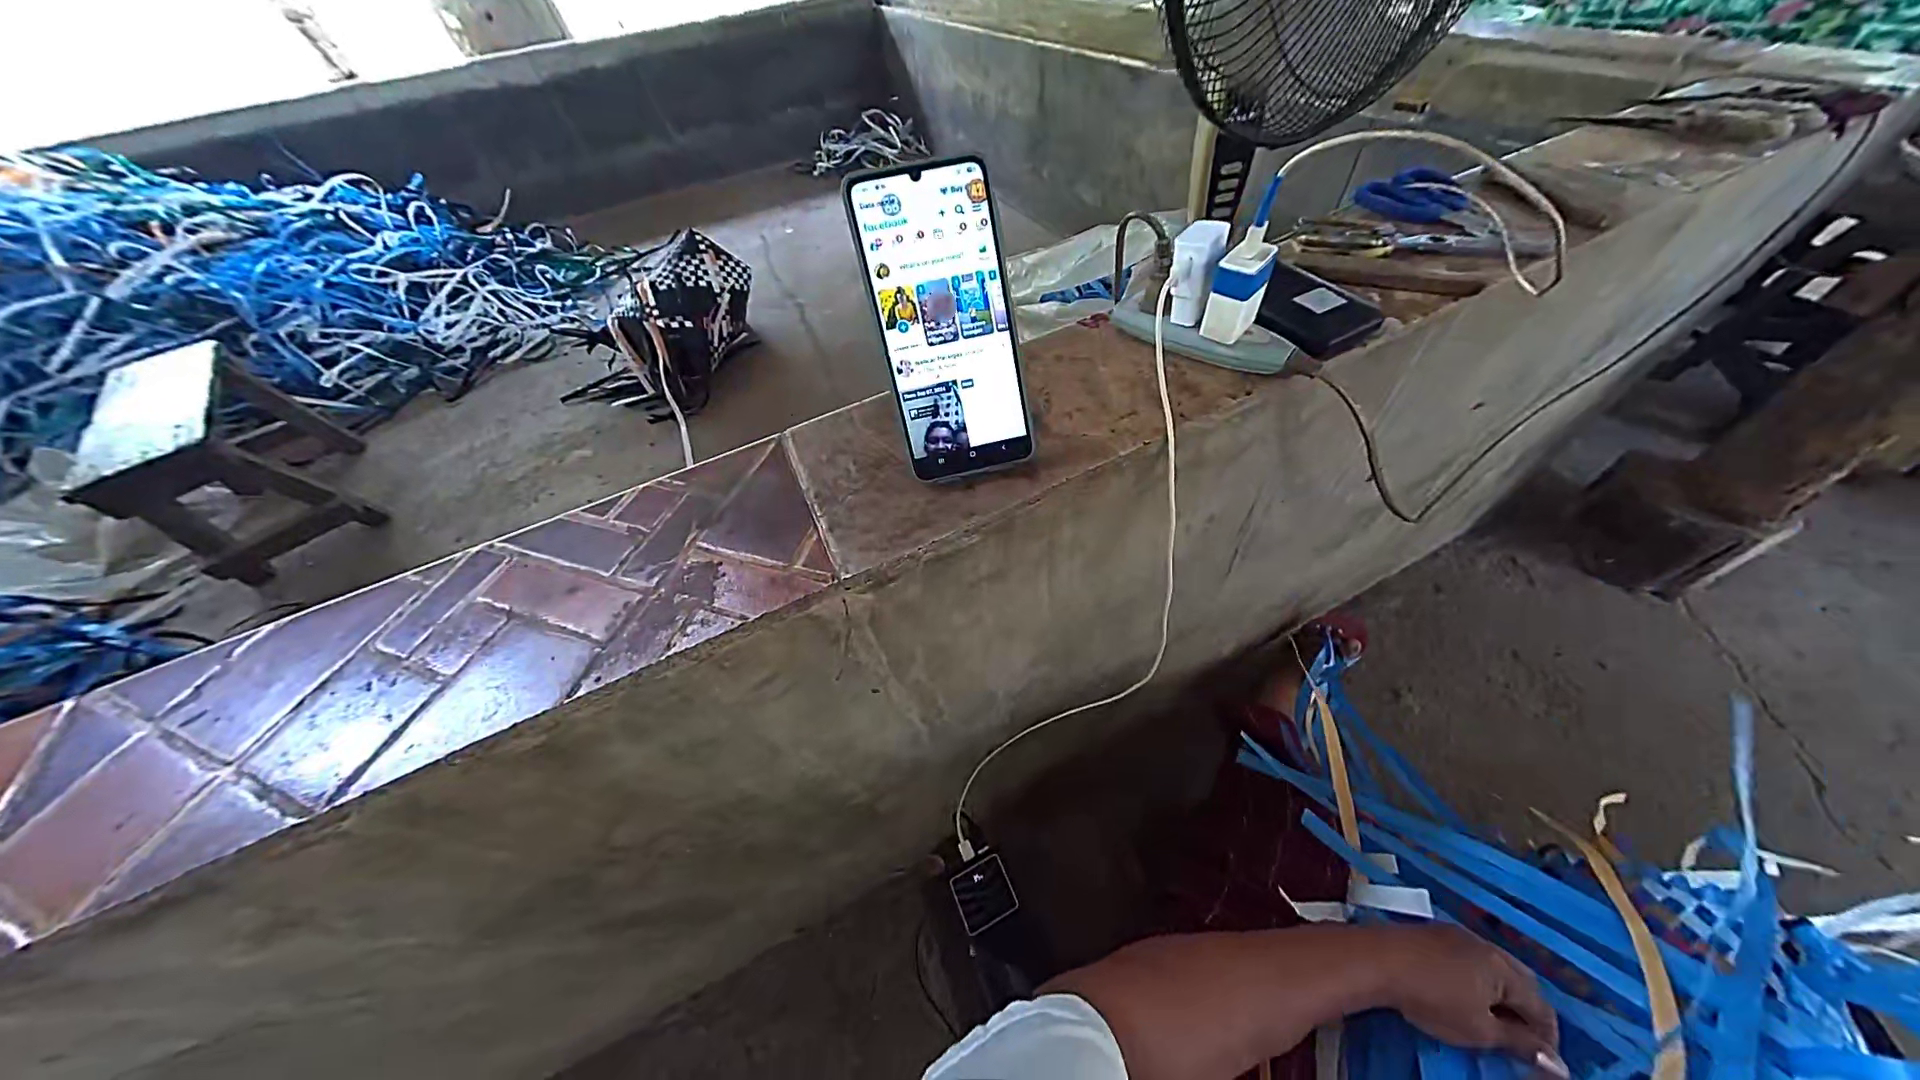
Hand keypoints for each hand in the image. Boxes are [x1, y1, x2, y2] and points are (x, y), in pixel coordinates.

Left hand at [1369, 924, 1567, 1076]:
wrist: (1376, 959)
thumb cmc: (1432, 998)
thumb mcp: (1480, 1030)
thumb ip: (1519, 1044)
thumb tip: (1557, 1063)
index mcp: (1502, 967)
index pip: (1541, 1006)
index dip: (1547, 1037)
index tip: (1543, 1061)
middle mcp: (1482, 944)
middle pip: (1519, 980)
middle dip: (1525, 1010)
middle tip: (1520, 1039)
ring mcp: (1454, 934)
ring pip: (1492, 966)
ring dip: (1499, 992)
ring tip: (1492, 1018)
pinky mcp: (1430, 932)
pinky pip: (1466, 956)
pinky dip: (1475, 977)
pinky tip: (1463, 991)